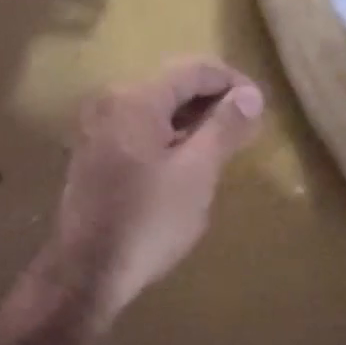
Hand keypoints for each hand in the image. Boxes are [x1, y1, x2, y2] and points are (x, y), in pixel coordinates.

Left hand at [49, 58, 264, 324]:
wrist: (85, 275)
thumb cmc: (148, 221)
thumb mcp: (197, 173)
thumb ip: (225, 127)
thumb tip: (250, 95)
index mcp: (136, 98)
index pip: (194, 69)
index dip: (232, 82)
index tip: (260, 107)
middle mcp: (110, 102)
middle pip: (172, 84)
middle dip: (212, 100)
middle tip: (246, 127)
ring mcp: (96, 128)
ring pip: (155, 108)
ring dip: (191, 119)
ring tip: (223, 145)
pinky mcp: (92, 154)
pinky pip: (138, 129)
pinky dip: (168, 135)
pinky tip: (188, 162)